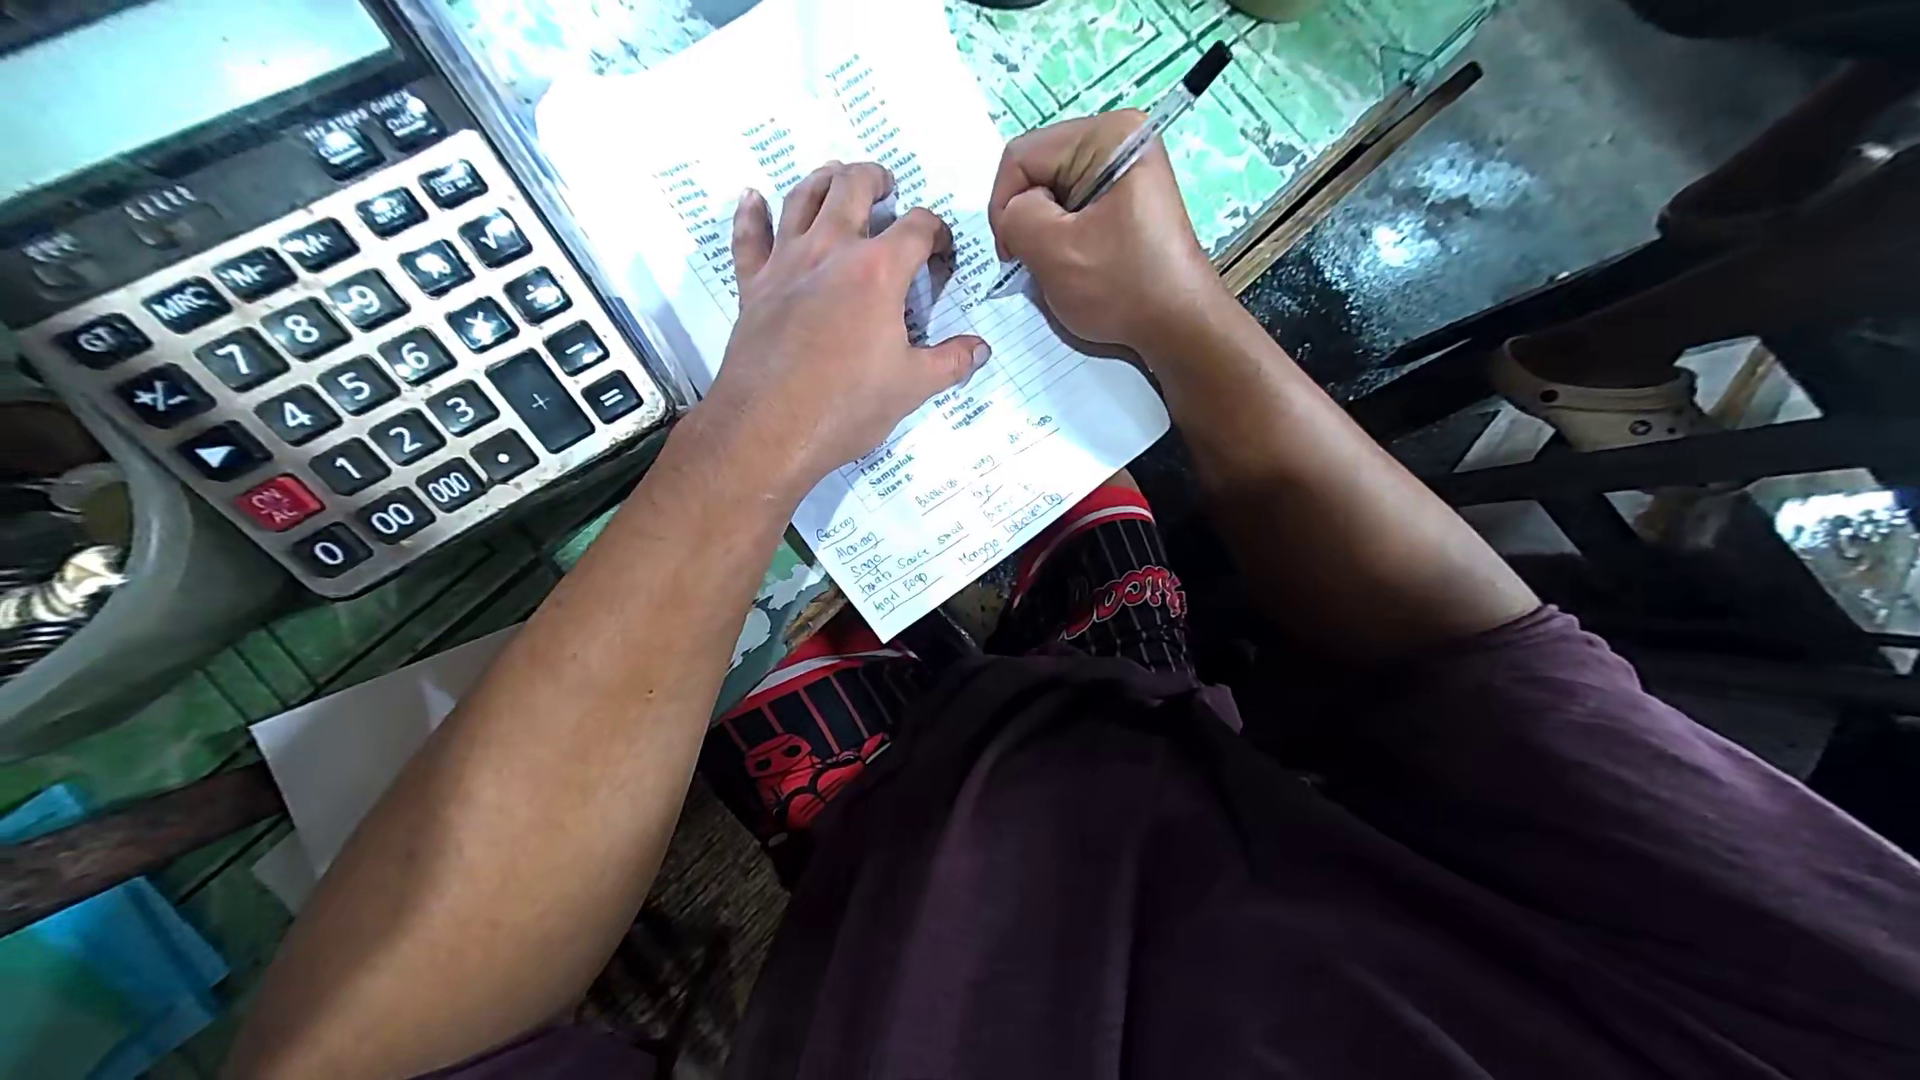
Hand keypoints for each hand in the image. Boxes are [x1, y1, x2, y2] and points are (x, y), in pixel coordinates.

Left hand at [695, 162, 988, 493]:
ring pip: (802, 197)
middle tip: (888, 186)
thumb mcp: (912, 387)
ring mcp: (786, 264)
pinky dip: (751, 214)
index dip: (937, 233)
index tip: (942, 251)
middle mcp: (831, 251)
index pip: (917, 229)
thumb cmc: (847, 407)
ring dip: (823, 179)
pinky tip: (753, 198)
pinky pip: (748, 237)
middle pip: (854, 189)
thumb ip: (951, 362)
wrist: (769, 430)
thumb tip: (981, 349)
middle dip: (876, 180)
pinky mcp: (753, 286)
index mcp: (878, 271)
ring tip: (837, 176)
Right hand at [989, 112, 1230, 356]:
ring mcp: (1124, 172)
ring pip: (1052, 197)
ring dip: (1045, 237)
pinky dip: (1063, 242)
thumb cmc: (1122, 288)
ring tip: (1063, 268)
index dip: (1005, 207)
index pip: (1021, 157)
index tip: (1013, 254)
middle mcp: (1118, 142)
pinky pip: (1073, 212)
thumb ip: (1016, 218)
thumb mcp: (1053, 251)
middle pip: (1038, 173)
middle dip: (1028, 221)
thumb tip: (1013, 214)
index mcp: (1107, 135)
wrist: (1179, 326)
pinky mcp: (1126, 202)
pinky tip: (1078, 266)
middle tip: (1039, 264)